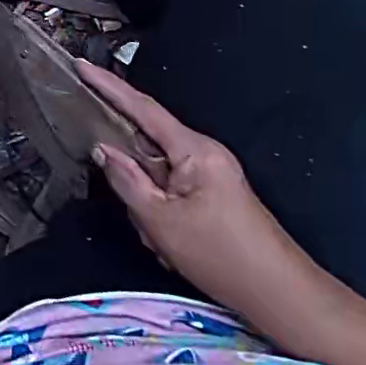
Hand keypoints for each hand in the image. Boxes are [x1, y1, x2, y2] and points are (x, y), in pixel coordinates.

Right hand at [77, 59, 329, 322]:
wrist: (285, 299)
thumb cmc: (225, 258)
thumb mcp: (160, 220)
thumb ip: (124, 179)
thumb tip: (102, 149)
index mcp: (195, 151)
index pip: (142, 107)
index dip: (107, 85)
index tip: (81, 65)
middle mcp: (203, 153)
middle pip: (143, 145)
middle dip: (130, 178)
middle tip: (133, 209)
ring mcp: (207, 173)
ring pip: (152, 174)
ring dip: (145, 204)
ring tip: (160, 239)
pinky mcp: (208, 192)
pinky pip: (166, 190)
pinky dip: (158, 214)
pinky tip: (169, 244)